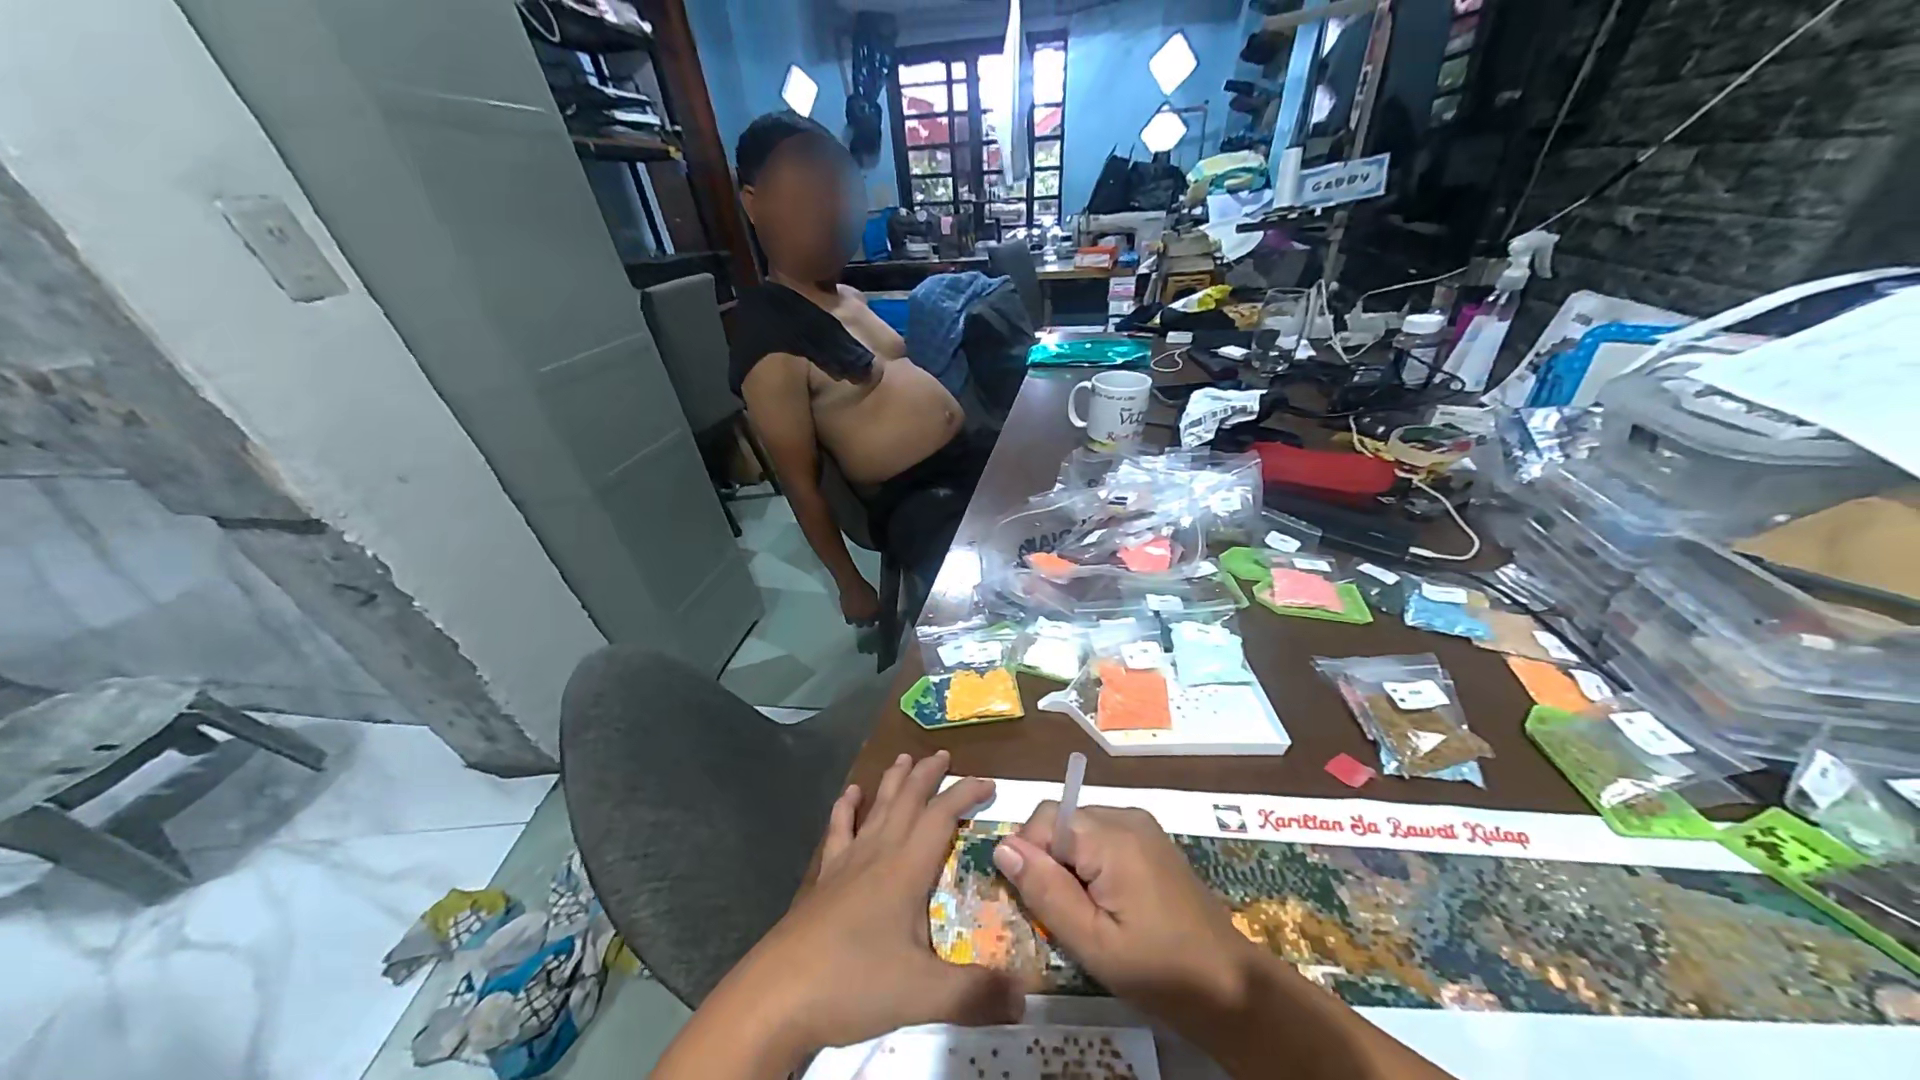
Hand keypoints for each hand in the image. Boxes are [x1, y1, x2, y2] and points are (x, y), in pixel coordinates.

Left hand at [720, 753, 1021, 1062]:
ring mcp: (846, 864)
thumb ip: (976, 994)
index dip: (966, 794)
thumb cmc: (852, 984)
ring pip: (875, 809)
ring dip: (892, 782)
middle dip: (927, 775)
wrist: (776, 997)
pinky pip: (838, 832)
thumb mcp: (922, 995)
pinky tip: (849, 795)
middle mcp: (877, 855)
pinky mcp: (824, 880)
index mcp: (905, 870)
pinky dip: (846, 809)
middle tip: (942, 754)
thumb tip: (1027, 1001)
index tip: (989, 782)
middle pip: (906, 801)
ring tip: (903, 758)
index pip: (941, 817)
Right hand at [838, 577, 881, 624]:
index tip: (877, 615)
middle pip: (870, 624)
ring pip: (860, 624)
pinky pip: (850, 621)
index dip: (878, 617)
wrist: (851, 585)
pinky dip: (852, 619)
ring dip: (861, 622)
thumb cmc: (863, 587)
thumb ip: (875, 604)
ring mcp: (856, 617)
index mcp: (875, 611)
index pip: (879, 619)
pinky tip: (853, 615)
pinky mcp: (847, 616)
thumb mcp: (874, 595)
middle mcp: (866, 617)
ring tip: (860, 616)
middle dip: (870, 621)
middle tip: (869, 616)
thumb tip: (876, 608)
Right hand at [991, 803, 1264, 1031]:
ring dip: (1070, 865)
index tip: (1037, 903)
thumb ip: (1045, 889)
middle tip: (1062, 915)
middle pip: (1062, 822)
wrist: (1232, 988)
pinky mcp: (1152, 843)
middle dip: (1049, 861)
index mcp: (1111, 835)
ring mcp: (1143, 828)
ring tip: (1086, 915)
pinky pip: (1103, 839)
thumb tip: (1002, 846)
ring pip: (1080, 831)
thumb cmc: (1158, 969)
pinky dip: (1092, 865)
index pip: (1044, 818)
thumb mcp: (1091, 940)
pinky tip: (1107, 905)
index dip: (1030, 856)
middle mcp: (1126, 816)